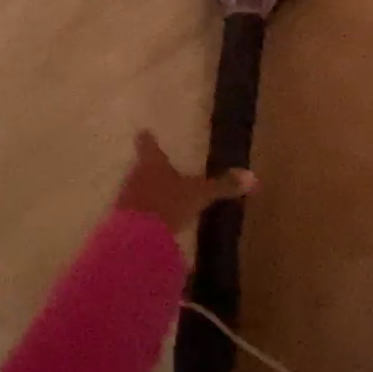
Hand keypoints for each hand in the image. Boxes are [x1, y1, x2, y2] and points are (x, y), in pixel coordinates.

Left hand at [115, 129, 256, 230]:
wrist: (134, 240)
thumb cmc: (169, 204)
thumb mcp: (200, 194)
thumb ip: (223, 185)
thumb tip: (252, 177)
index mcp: (153, 163)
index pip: (149, 146)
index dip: (147, 139)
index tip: (143, 131)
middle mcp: (135, 176)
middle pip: (141, 168)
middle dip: (149, 169)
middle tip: (159, 167)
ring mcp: (124, 200)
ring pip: (135, 190)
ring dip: (145, 192)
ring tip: (158, 196)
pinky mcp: (120, 223)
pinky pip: (132, 213)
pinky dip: (142, 214)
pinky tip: (152, 222)